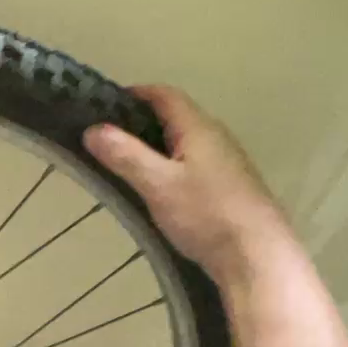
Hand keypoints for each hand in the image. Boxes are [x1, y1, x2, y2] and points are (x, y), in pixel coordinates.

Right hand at [83, 85, 293, 287]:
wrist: (254, 253)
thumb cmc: (205, 214)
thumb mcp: (158, 184)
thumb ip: (125, 156)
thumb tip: (93, 130)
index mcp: (198, 129)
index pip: (166, 96)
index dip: (136, 94)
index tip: (105, 102)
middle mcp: (215, 137)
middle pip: (175, 117)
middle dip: (141, 120)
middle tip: (107, 135)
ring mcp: (224, 161)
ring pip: (183, 142)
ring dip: (154, 144)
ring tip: (124, 161)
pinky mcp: (226, 185)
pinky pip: (190, 162)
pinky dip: (167, 164)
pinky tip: (155, 186)